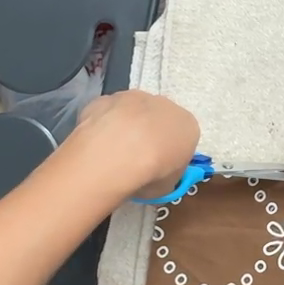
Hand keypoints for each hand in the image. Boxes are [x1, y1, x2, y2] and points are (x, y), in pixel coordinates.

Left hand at [64, 90, 200, 200]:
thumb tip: (155, 176)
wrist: (117, 153)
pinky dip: (104, 124)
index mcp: (187, 126)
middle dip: (148, 136)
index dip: (169, 154)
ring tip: (112, 154)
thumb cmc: (151, 173)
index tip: (158, 170)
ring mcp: (135, 97)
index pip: (182, 138)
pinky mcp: (108, 97)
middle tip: (134, 161)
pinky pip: (109, 112)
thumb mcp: (167, 187)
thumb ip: (165, 175)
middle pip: (159, 120)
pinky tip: (96, 143)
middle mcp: (165, 105)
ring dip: (126, 128)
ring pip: (133, 112)